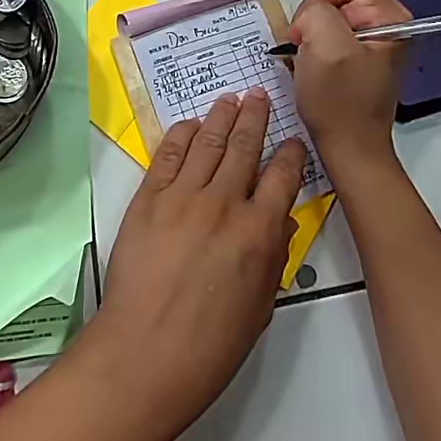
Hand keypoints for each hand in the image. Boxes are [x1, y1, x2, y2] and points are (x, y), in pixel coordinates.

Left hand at [93, 91, 304, 432]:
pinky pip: (167, 157)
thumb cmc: (211, 340)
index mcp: (260, 232)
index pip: (282, 178)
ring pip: (206, 144)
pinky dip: (180, 136)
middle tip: (258, 95)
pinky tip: (188, 124)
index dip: (290, 154)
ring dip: (220, 117)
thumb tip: (276, 218)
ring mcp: (182, 197)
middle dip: (254, 118)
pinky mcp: (147, 199)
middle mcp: (224, 204)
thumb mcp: (260, 303)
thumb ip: (271, 255)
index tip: (293, 139)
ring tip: (229, 98)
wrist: (149, 345)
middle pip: (243, 149)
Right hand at [288, 0, 411, 164]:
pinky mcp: (355, 53)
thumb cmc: (340, 104)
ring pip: (323, 13)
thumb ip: (318, 10)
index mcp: (387, 14)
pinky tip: (313, 67)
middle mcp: (383, 21)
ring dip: (309, 35)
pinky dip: (311, 48)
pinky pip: (323, 33)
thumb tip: (311, 10)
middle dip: (312, 18)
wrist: (348, 145)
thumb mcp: (325, 47)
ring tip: (313, 61)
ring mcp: (368, 38)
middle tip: (313, 50)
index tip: (316, 31)